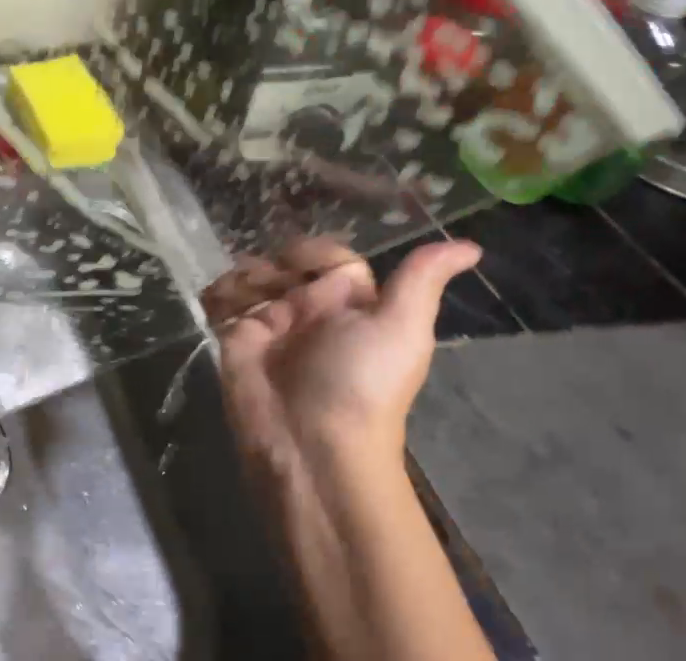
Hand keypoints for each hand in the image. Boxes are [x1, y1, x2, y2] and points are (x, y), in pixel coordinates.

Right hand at [204, 237, 482, 474]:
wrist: (309, 438)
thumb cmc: (360, 381)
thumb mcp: (401, 328)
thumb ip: (421, 282)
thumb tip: (470, 246)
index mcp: (350, 303)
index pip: (330, 258)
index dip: (312, 251)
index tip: (297, 262)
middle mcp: (309, 309)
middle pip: (284, 263)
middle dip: (270, 263)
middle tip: (265, 281)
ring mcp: (270, 324)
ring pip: (249, 277)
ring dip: (240, 277)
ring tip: (239, 297)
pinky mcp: (235, 338)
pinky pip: (219, 302)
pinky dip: (215, 295)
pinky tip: (219, 305)